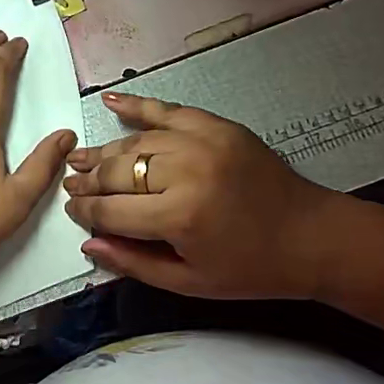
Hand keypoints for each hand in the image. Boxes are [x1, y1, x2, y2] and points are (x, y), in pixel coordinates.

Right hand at [62, 93, 341, 298]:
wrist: (312, 236)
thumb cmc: (251, 269)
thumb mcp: (190, 282)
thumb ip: (134, 263)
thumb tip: (88, 242)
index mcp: (179, 216)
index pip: (111, 211)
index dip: (85, 212)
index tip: (71, 211)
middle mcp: (185, 171)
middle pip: (118, 172)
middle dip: (89, 182)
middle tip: (71, 186)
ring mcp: (203, 141)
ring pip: (137, 142)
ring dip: (106, 151)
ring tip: (81, 158)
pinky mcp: (218, 126)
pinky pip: (169, 110)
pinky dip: (139, 105)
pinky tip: (111, 101)